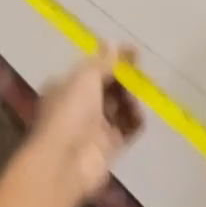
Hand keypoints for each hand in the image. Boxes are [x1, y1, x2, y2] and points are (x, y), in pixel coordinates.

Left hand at [21, 48, 142, 206]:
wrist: (64, 163)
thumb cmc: (70, 112)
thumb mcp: (85, 78)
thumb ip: (103, 62)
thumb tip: (113, 43)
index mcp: (66, 86)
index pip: (93, 67)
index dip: (113, 59)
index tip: (134, 53)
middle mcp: (79, 105)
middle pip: (108, 87)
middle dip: (125, 80)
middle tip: (141, 76)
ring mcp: (93, 127)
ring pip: (119, 107)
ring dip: (131, 101)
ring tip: (136, 101)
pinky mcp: (108, 147)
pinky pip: (127, 129)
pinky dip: (135, 122)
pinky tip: (140, 117)